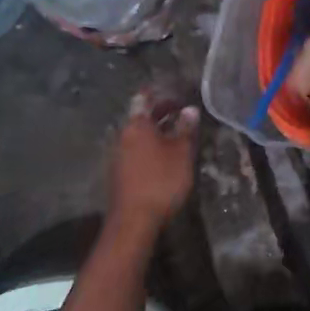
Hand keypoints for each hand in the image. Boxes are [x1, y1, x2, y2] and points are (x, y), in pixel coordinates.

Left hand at [109, 89, 199, 238]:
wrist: (133, 220)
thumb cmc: (160, 180)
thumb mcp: (181, 153)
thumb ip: (185, 129)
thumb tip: (190, 109)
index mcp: (137, 125)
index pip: (144, 98)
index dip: (157, 92)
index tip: (172, 90)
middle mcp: (123, 135)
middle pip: (140, 117)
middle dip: (160, 112)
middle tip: (180, 111)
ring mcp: (118, 155)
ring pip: (138, 135)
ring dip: (156, 131)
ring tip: (176, 135)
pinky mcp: (119, 173)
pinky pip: (135, 150)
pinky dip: (149, 147)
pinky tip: (163, 157)